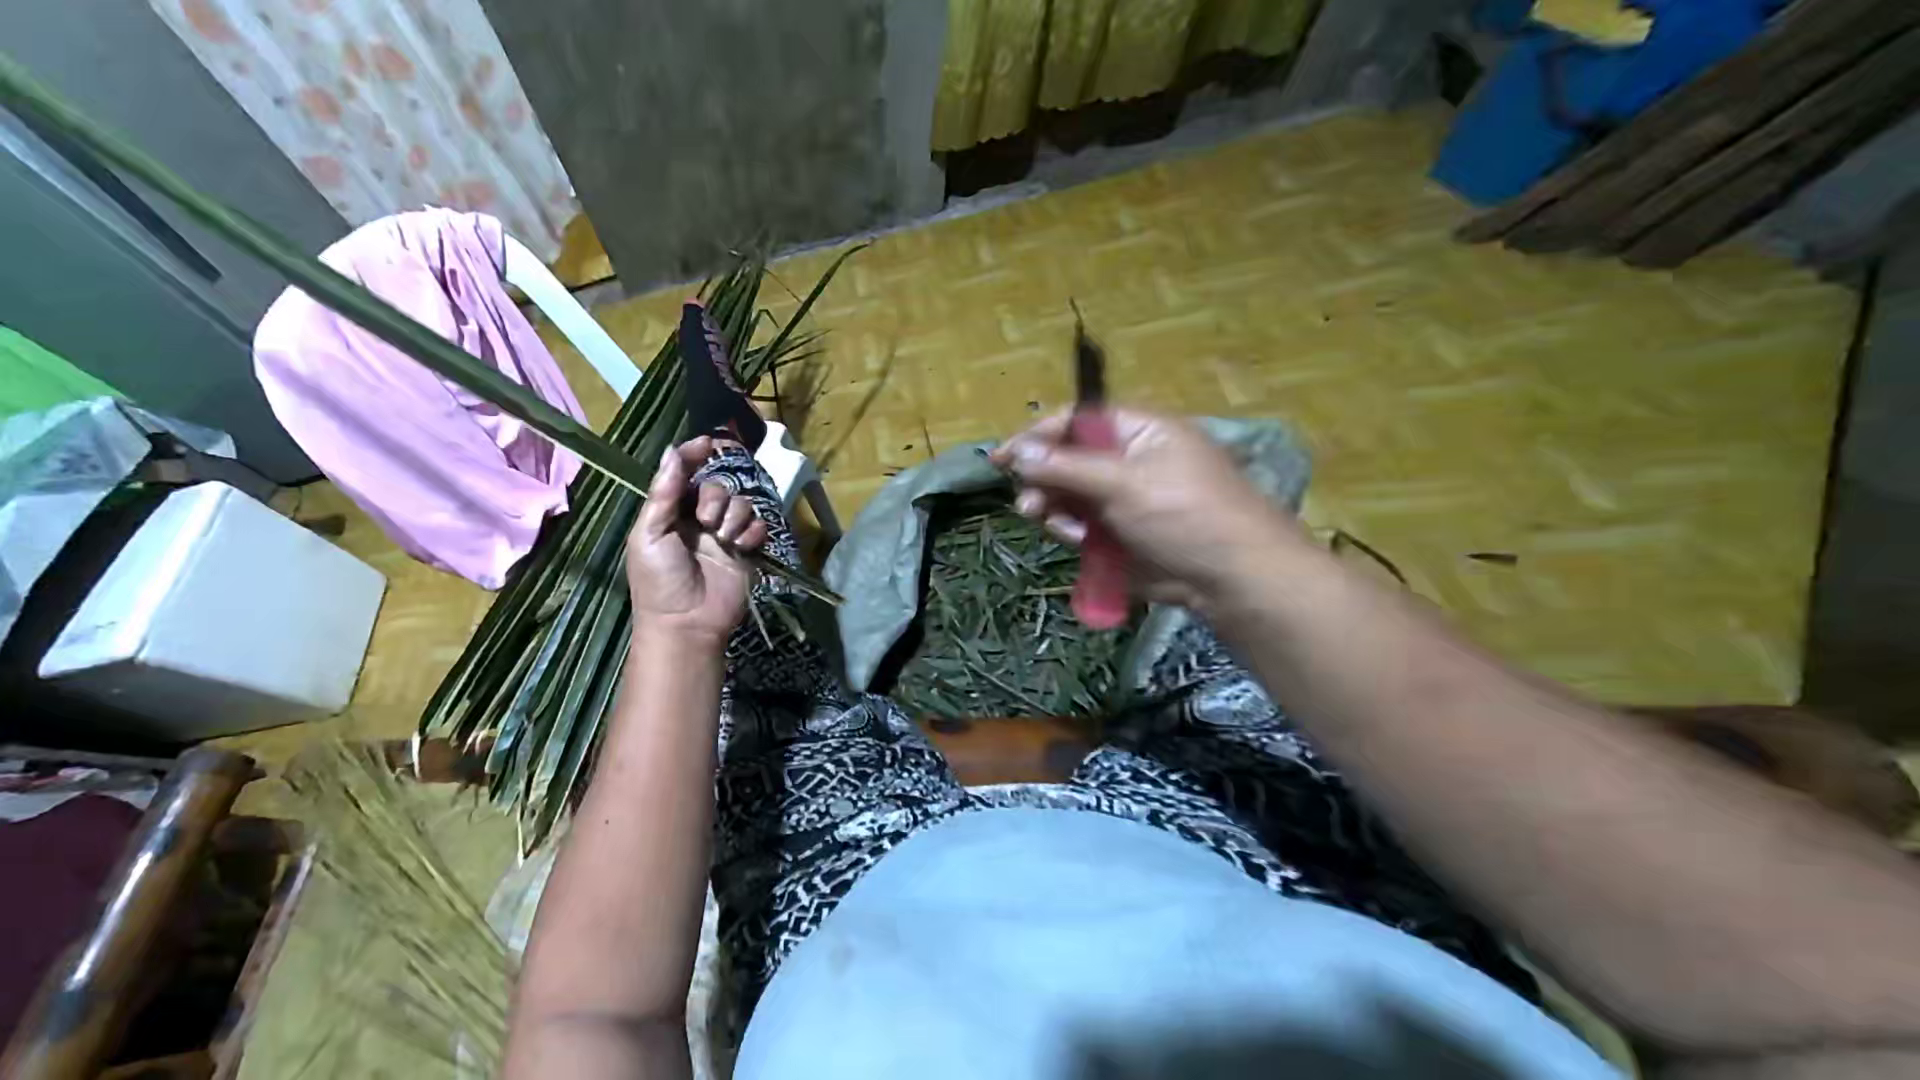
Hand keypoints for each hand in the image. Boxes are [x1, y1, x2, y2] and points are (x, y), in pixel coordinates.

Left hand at [626, 436, 769, 645]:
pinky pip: (758, 526)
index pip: (684, 475)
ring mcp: (724, 536)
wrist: (688, 622)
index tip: (707, 442)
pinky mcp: (746, 551)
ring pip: (740, 503)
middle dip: (715, 498)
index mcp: (670, 514)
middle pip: (717, 487)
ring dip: (734, 517)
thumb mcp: (650, 534)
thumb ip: (664, 493)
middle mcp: (698, 520)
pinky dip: (752, 532)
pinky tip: (742, 546)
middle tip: (706, 522)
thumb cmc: (660, 580)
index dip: (694, 455)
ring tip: (724, 539)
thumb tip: (672, 452)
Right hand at [991, 408, 1313, 608]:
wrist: (1231, 578)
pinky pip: (1082, 526)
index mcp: (1139, 431)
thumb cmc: (1184, 514)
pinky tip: (1076, 542)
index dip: (1038, 435)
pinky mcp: (1121, 534)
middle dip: (1044, 480)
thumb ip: (1067, 467)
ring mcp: (1124, 499)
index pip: (1078, 421)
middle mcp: (1129, 460)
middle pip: (1068, 460)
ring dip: (1054, 509)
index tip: (1002, 457)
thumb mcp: (1124, 482)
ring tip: (1049, 522)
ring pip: (1070, 497)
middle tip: (1028, 503)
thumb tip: (1018, 452)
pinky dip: (1072, 532)